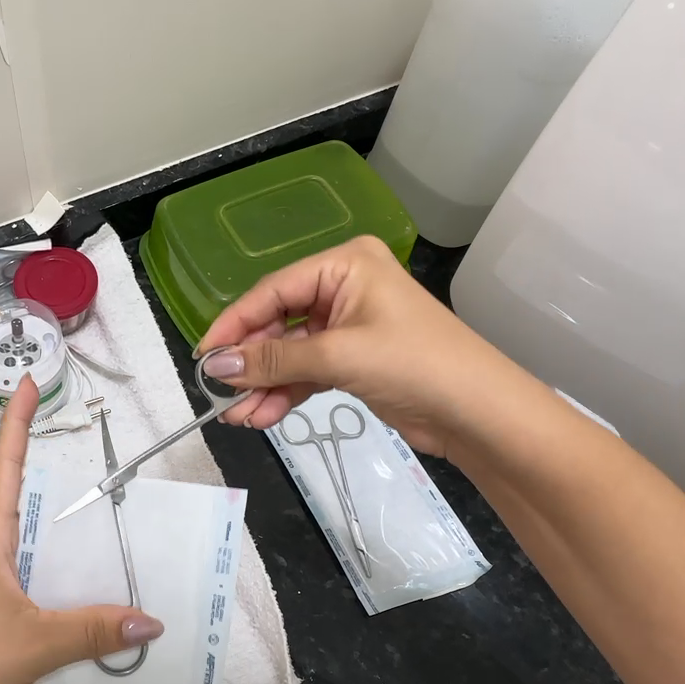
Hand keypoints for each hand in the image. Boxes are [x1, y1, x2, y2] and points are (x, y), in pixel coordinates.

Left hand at [0, 376, 164, 683]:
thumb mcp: (39, 642)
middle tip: (57, 430)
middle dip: (29, 457)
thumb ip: (96, 629)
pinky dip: (44, 563)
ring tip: (78, 503)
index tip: (27, 382)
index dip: (16, 422)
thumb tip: (153, 621)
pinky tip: (68, 581)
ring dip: (39, 515)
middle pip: (7, 492)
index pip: (4, 465)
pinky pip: (18, 572)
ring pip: (14, 536)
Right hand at [195, 235, 520, 457]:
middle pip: (276, 323)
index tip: (203, 357)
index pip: (272, 291)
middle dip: (250, 363)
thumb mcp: (337, 356)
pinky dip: (283, 393)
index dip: (234, 325)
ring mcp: (347, 326)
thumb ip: (272, 360)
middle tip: (220, 396)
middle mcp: (342, 288)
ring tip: (238, 417)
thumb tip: (214, 367)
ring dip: (262, 384)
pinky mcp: (351, 360)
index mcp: (344, 266)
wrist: (482, 415)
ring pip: (287, 352)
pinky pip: (304, 371)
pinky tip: (262, 416)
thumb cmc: (416, 364)